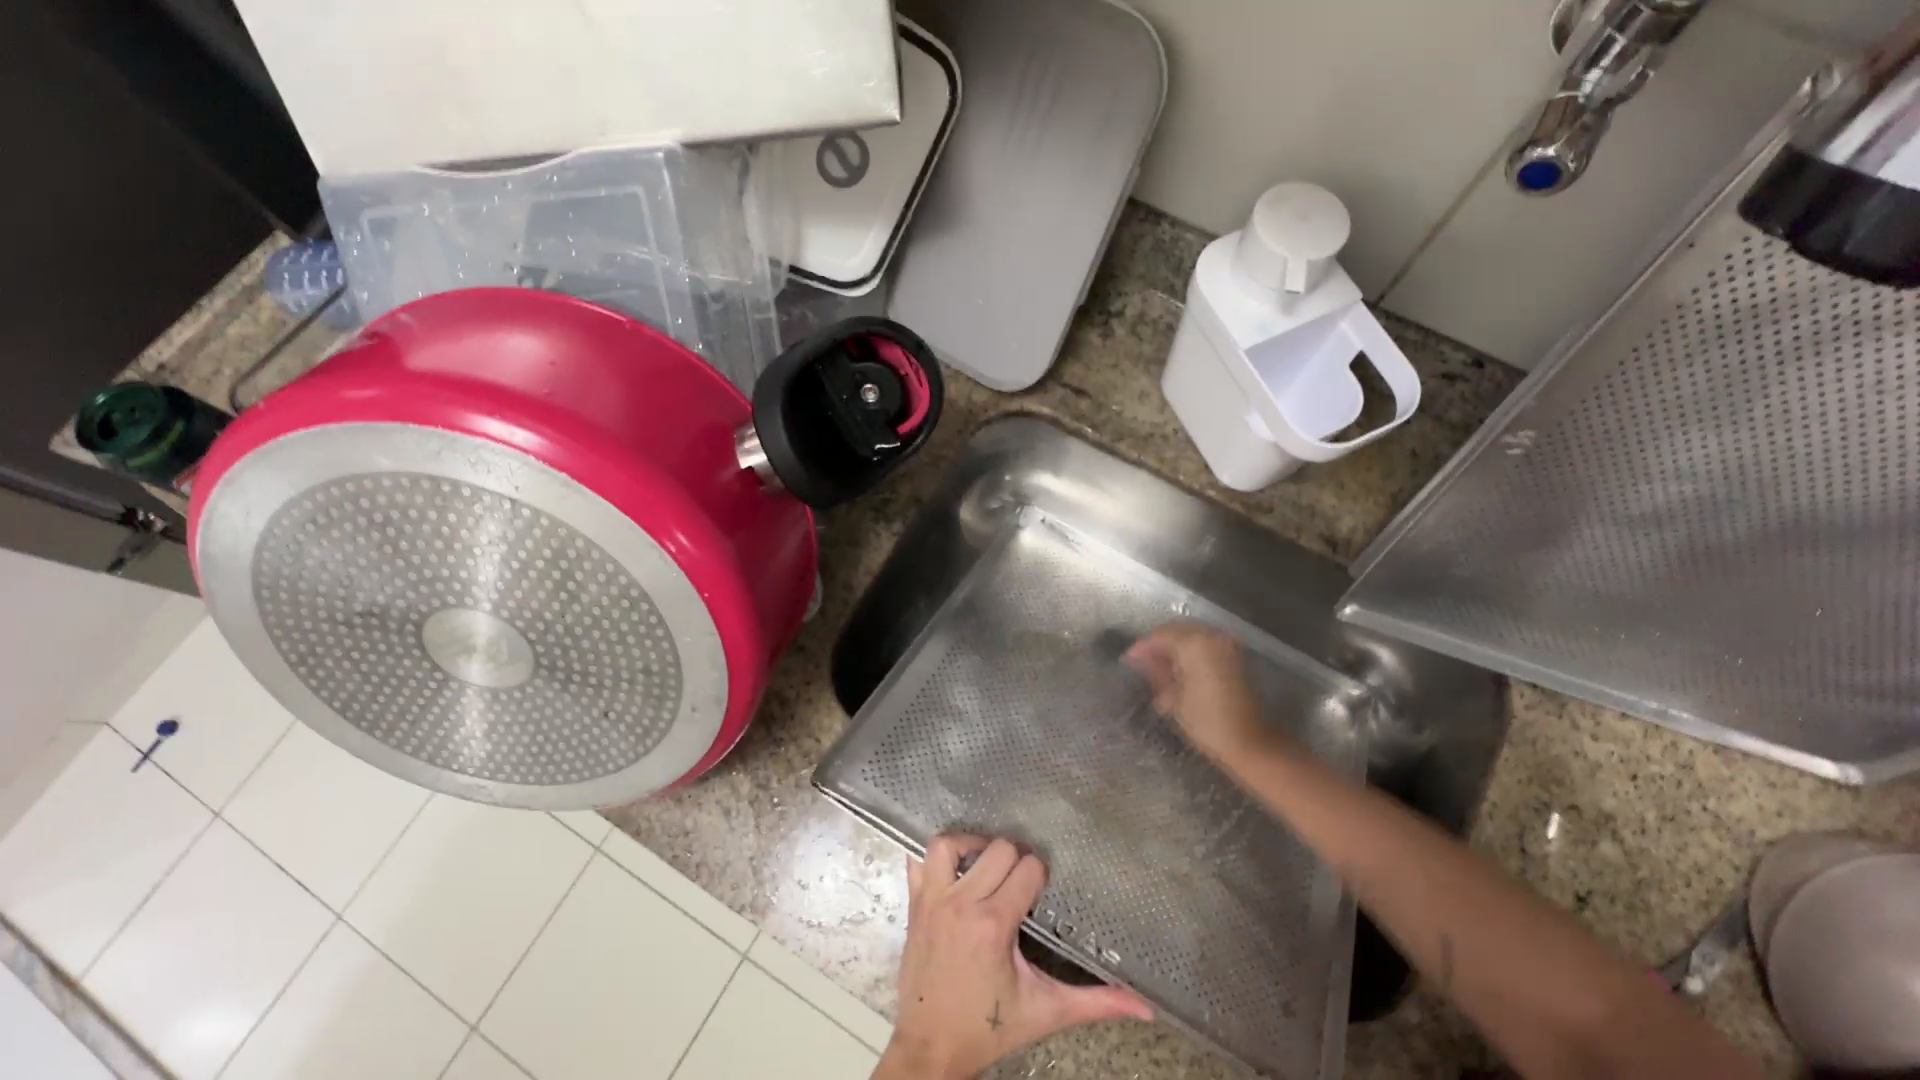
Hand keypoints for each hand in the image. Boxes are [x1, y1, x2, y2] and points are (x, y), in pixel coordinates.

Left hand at [874, 835, 1152, 1079]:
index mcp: (993, 923)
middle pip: (997, 849)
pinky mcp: (914, 906)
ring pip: (950, 844)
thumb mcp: (1046, 1011)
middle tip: (1021, 884)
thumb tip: (1144, 1008)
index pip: (1027, 869)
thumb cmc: (988, 1028)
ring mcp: (932, 901)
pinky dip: (933, 856)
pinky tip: (954, 868)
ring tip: (988, 863)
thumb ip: (1096, 1002)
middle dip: (1015, 862)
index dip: (1040, 877)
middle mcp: (960, 904)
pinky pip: (916, 861)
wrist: (932, 1047)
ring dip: (972, 846)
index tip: (1041, 895)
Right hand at [1125, 623, 1277, 762]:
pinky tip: (1181, 671)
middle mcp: (1213, 636)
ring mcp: (1229, 644)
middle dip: (1159, 645)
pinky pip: (1208, 645)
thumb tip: (1146, 664)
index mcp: (1194, 643)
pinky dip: (1192, 653)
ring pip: (1194, 636)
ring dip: (1176, 648)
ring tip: (1161, 669)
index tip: (1128, 660)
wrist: (1250, 742)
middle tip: (1143, 663)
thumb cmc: (1206, 722)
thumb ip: (1158, 675)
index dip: (1142, 647)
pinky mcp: (1238, 657)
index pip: (1160, 635)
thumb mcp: (1173, 699)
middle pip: (1178, 630)